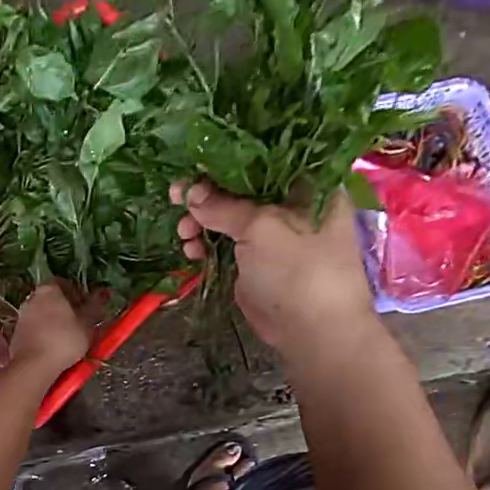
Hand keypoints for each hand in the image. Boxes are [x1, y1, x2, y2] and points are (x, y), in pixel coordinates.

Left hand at [7, 282, 89, 381]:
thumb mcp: (87, 324)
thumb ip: (95, 306)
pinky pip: (35, 330)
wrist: (33, 366)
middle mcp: (31, 298)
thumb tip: (103, 293)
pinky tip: (54, 348)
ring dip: (55, 323)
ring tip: (68, 339)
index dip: (77, 294)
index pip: (64, 283)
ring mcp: (21, 317)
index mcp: (49, 289)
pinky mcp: (16, 334)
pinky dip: (45, 335)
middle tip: (79, 323)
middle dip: (65, 309)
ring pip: (43, 315)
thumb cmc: (64, 340)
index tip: (86, 308)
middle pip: (52, 299)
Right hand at [172, 181, 377, 356]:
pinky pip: (227, 245)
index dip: (224, 161)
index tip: (192, 165)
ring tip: (184, 233)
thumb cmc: (299, 269)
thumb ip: (224, 206)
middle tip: (176, 199)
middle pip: (241, 189)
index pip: (261, 158)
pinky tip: (191, 249)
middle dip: (206, 195)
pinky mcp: (258, 264)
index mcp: (306, 184)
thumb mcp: (261, 227)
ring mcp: (274, 236)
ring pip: (230, 218)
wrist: (313, 331)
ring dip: (201, 222)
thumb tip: (190, 193)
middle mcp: (291, 205)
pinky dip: (207, 245)